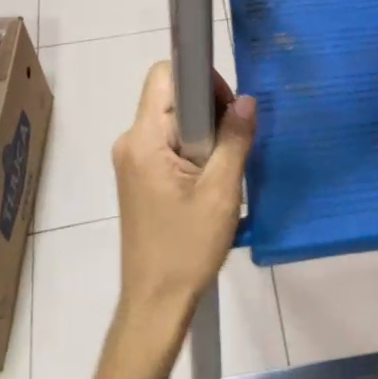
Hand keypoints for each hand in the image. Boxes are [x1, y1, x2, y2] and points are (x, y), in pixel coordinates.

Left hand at [112, 61, 256, 320]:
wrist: (156, 303)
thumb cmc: (187, 248)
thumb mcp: (220, 192)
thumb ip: (234, 140)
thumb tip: (247, 100)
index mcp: (143, 140)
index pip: (166, 76)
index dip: (201, 80)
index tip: (227, 109)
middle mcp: (130, 142)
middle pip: (171, 97)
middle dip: (208, 111)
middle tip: (234, 145)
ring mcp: (132, 161)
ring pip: (173, 122)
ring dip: (205, 135)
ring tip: (224, 171)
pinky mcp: (139, 178)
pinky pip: (169, 144)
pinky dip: (195, 152)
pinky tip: (210, 184)